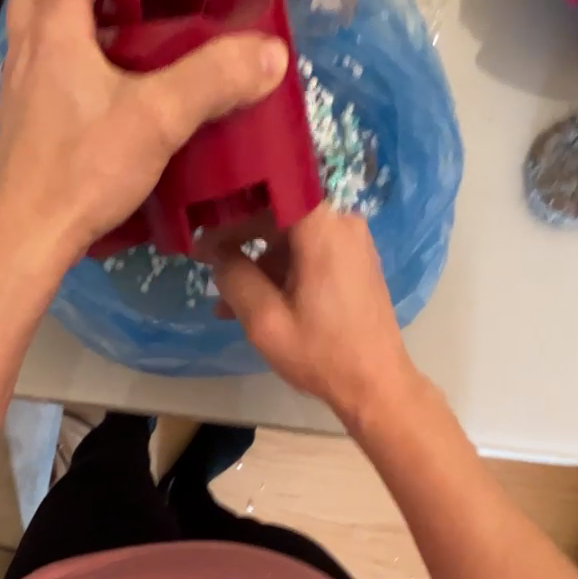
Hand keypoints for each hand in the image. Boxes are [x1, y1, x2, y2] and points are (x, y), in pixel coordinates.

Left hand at [0, 0, 291, 267]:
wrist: (30, 237)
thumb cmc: (86, 170)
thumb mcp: (159, 119)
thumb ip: (214, 80)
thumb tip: (270, 54)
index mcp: (55, 31)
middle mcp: (27, 54)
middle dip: (96, 0)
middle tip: (136, 30)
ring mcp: (17, 96)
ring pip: (43, 45)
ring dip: (82, 44)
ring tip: (125, 74)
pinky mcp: (19, 134)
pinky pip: (44, 88)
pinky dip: (72, 86)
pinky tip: (105, 121)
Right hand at [197, 208, 420, 421]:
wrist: (374, 384)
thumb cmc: (320, 353)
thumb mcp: (265, 320)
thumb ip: (234, 278)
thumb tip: (213, 251)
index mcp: (322, 229)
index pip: (268, 194)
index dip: (230, 211)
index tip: (202, 235)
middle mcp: (342, 223)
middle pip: (279, 215)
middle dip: (241, 241)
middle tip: (207, 266)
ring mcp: (352, 243)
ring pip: (291, 239)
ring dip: (259, 265)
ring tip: (229, 304)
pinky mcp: (355, 262)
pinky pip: (309, 254)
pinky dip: (282, 273)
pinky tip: (258, 304)